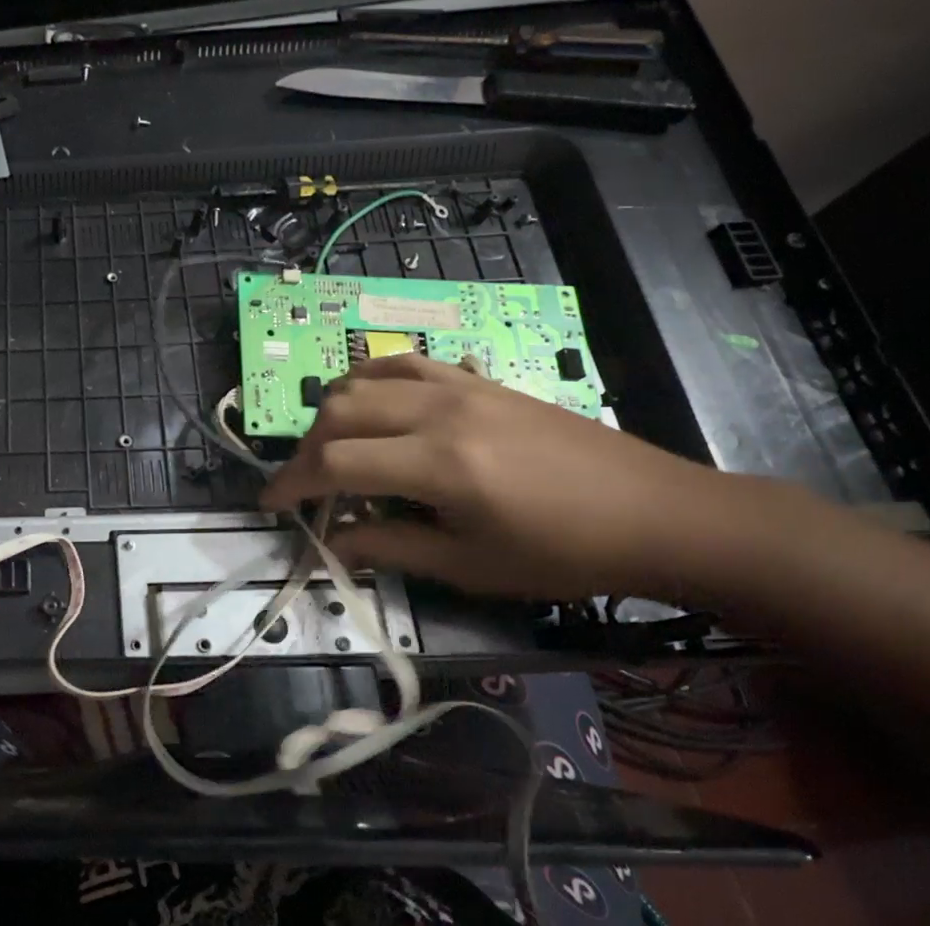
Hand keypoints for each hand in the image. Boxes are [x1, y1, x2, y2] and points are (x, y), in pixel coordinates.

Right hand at [260, 353, 807, 599]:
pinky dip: (371, 379)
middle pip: (338, 412)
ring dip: (333, 411)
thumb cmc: (565, 554)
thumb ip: (391, 546)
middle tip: (304, 485)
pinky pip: (406, 364)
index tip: (271, 505)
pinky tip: (369, 402)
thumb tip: (333, 541)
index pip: (334, 463)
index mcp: (439, 465)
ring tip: (330, 445)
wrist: (658, 514)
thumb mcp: (472, 565)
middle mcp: (440, 413)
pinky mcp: (481, 381)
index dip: (291, 484)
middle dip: (305, 449)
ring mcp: (462, 388)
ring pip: (365, 380)